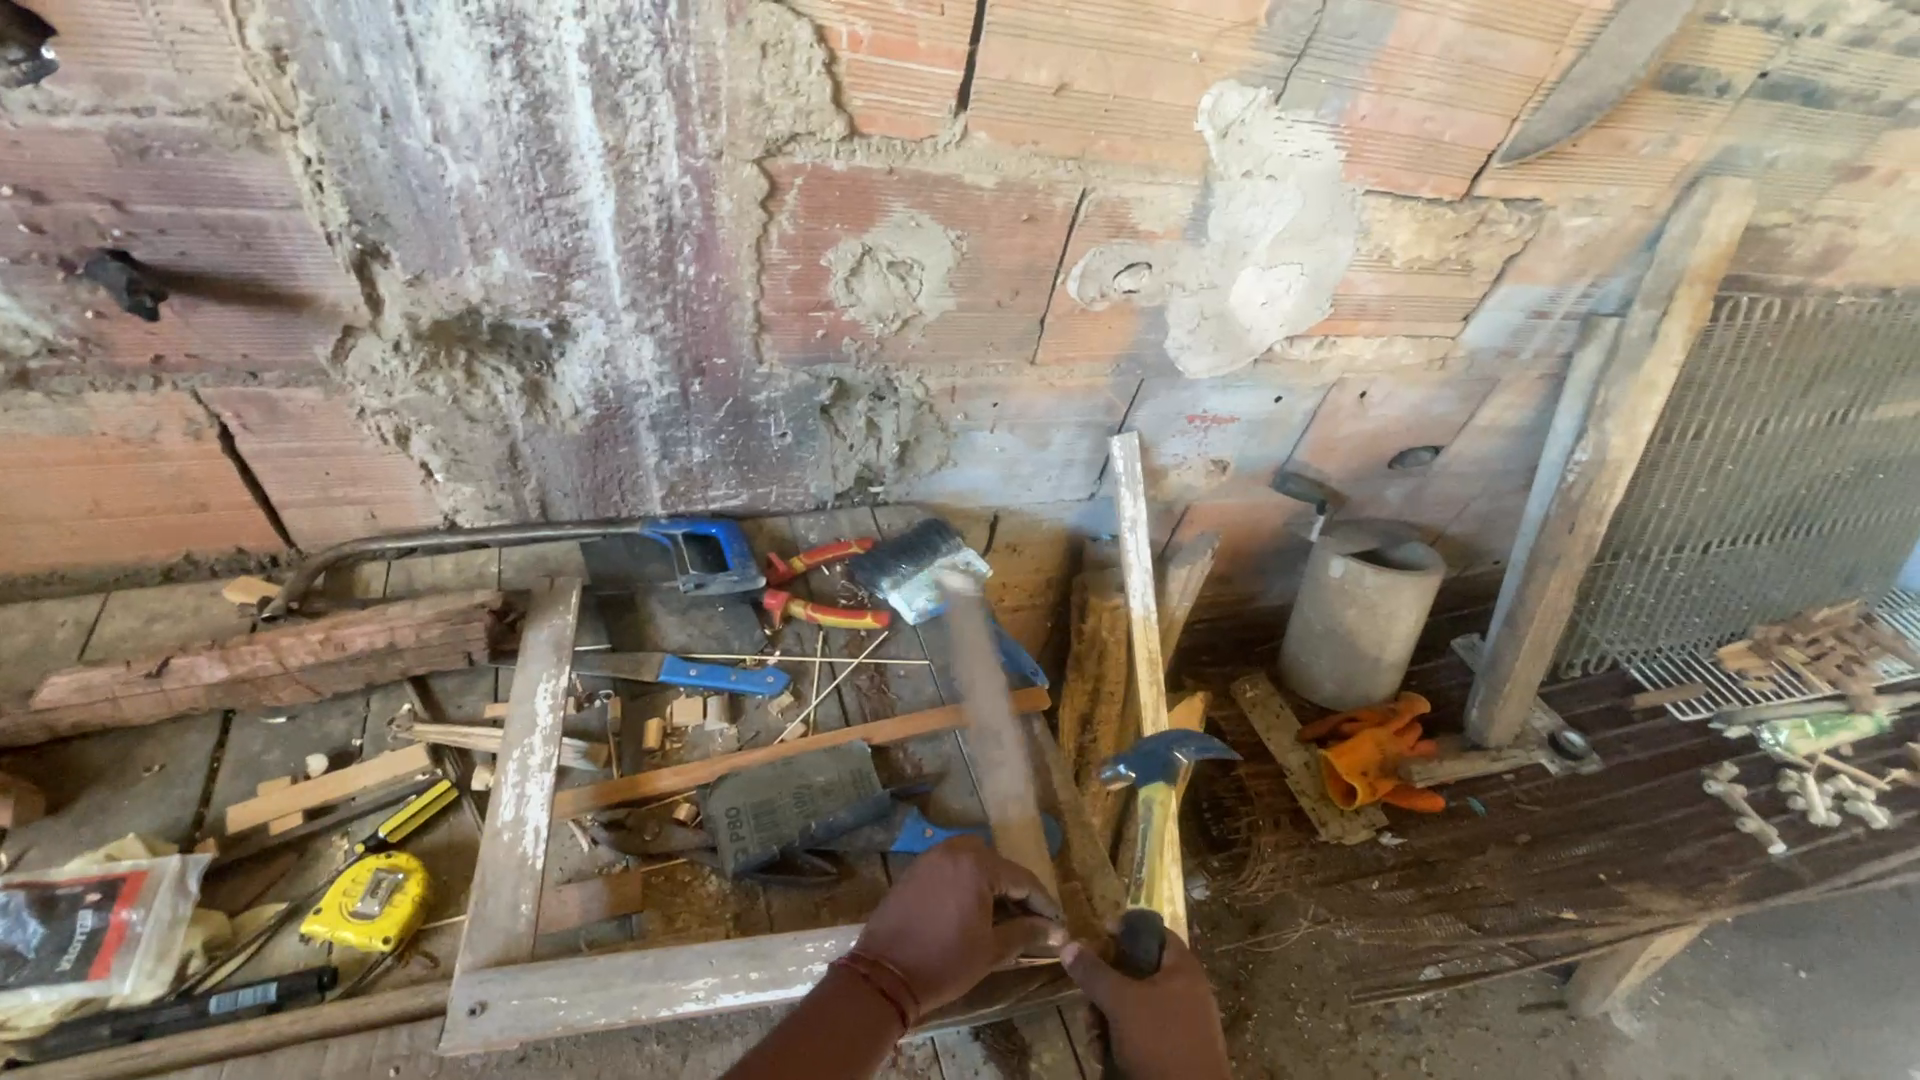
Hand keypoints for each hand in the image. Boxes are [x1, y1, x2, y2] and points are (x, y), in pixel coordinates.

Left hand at [851, 836, 1065, 1013]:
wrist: (884, 974)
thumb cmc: (944, 962)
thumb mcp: (991, 950)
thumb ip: (1026, 932)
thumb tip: (1057, 931)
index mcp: (978, 865)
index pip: (1023, 879)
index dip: (1044, 903)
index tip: (1058, 925)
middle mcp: (955, 850)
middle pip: (998, 864)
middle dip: (1017, 890)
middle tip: (1032, 920)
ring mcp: (932, 857)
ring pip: (974, 861)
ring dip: (991, 883)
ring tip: (1004, 915)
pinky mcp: (915, 869)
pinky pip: (951, 867)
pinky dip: (967, 882)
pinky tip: (973, 908)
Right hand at [1061, 930, 1231, 1079]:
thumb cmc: (1161, 1042)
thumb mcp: (1121, 1002)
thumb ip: (1094, 972)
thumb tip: (1068, 944)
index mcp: (1183, 969)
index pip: (1153, 932)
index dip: (1124, 929)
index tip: (1096, 936)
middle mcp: (1184, 990)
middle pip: (1137, 970)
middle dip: (1106, 985)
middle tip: (1088, 998)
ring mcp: (1180, 1022)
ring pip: (1134, 1004)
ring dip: (1106, 1016)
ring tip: (1093, 1033)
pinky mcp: (1172, 1049)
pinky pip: (1140, 1031)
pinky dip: (1119, 1037)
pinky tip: (1103, 1052)